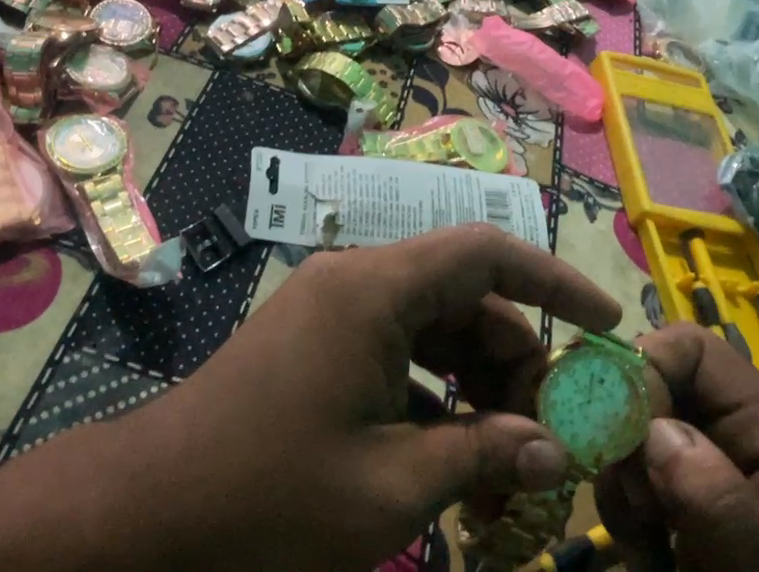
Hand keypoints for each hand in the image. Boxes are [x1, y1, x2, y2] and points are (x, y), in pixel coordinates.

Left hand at [128, 224, 621, 570]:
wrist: (151, 508)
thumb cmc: (272, 493)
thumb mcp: (392, 485)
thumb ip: (482, 454)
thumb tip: (556, 453)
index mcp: (374, 289)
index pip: (485, 251)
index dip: (555, 279)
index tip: (607, 326)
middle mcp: (354, 281)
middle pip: (463, 297)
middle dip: (516, 360)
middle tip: (551, 436)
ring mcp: (331, 310)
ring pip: (431, 327)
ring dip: (476, 384)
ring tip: (507, 459)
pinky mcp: (317, 342)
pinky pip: (395, 349)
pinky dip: (433, 393)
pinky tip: (453, 453)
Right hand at [595, 322, 758, 571]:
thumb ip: (720, 504)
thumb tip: (656, 429)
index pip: (694, 350)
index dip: (646, 370)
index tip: (621, 432)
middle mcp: (740, 437)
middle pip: (653, 384)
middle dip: (624, 435)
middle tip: (638, 505)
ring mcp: (710, 468)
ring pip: (631, 429)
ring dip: (621, 481)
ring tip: (646, 544)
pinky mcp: (684, 499)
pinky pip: (629, 472)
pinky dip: (622, 507)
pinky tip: (646, 552)